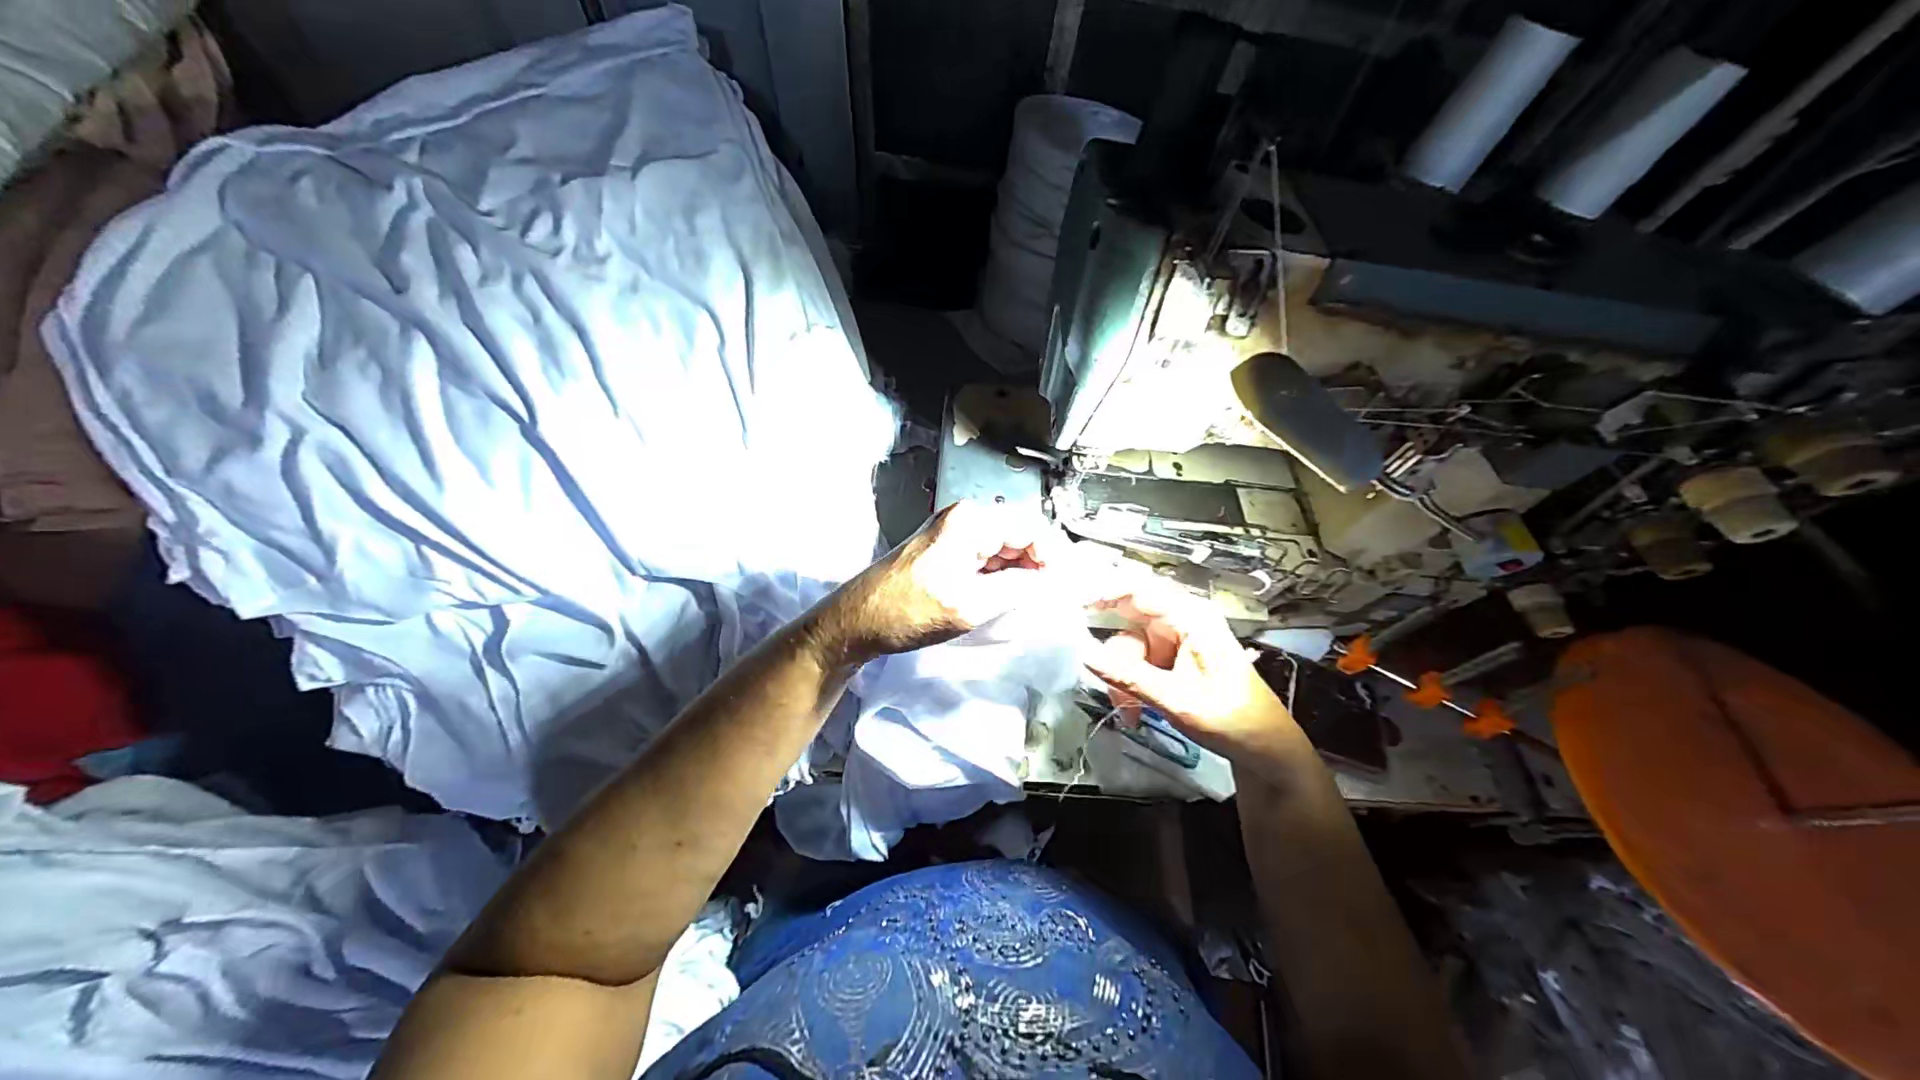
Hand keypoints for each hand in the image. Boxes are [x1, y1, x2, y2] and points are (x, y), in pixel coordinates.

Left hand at [821, 500, 1073, 664]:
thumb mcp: (970, 605)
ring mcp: (953, 535)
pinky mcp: (946, 553)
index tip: (1065, 590)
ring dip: (1019, 577)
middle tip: (1050, 602)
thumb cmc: (907, 610)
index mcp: (970, 520)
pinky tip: (1004, 603)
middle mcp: (963, 519)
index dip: (1053, 560)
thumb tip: (1056, 582)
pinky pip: (986, 561)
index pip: (1031, 531)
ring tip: (1028, 607)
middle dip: (1037, 569)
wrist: (856, 621)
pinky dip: (1000, 580)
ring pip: (1004, 552)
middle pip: (1019, 539)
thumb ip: (1019, 589)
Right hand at [1081, 574, 1306, 770]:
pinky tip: (1135, 709)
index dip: (1104, 591)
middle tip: (1104, 679)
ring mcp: (1175, 639)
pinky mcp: (1171, 658)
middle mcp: (1181, 621)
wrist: (1263, 746)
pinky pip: (1137, 662)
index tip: (1074, 602)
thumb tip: (1086, 655)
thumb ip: (1128, 676)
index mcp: (1191, 617)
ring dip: (1121, 678)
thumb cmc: (1231, 717)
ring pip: (1129, 646)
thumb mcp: (1176, 699)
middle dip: (1114, 654)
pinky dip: (1130, 684)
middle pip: (1129, 619)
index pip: (1139, 589)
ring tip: (1130, 711)